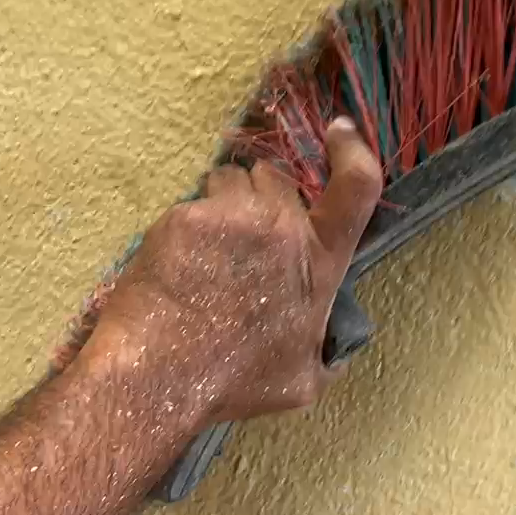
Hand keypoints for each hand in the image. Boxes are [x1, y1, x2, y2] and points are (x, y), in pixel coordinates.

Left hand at [81, 118, 381, 423]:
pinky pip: (188, 205)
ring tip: (204, 252)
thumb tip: (331, 348)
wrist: (160, 377)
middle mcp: (280, 229)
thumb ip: (323, 353)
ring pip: (229, 180)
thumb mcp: (300, 381)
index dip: (352, 151)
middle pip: (276, 178)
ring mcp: (230, 218)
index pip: (356, 187)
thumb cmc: (230, 383)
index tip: (339, 131)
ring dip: (222, 204)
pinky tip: (173, 267)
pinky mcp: (183, 219)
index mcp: (317, 265)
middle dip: (262, 199)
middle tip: (240, 239)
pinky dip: (183, 229)